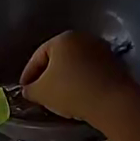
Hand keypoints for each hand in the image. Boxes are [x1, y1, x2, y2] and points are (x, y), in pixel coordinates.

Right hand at [19, 31, 139, 126]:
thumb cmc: (71, 91)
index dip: (28, 74)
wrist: (113, 102)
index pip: (38, 56)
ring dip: (66, 79)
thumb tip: (29, 90)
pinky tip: (79, 97)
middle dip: (48, 76)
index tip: (24, 90)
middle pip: (58, 58)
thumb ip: (30, 89)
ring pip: (76, 66)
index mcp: (62, 39)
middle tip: (40, 93)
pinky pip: (91, 73)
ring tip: (60, 98)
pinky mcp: (115, 64)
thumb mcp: (41, 92)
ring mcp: (101, 50)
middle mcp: (83, 38)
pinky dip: (82, 83)